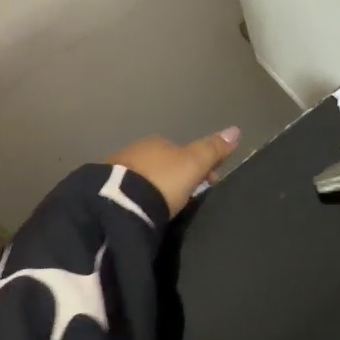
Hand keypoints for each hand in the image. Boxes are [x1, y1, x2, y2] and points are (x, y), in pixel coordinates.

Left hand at [107, 127, 240, 217]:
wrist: (119, 203)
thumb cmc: (162, 181)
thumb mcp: (194, 165)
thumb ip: (213, 149)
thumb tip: (236, 129)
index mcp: (158, 142)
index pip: (182, 151)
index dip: (197, 167)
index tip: (206, 184)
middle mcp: (136, 149)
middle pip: (161, 163)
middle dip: (172, 177)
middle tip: (183, 199)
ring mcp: (116, 168)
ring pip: (142, 176)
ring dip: (152, 187)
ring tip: (161, 209)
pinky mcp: (103, 189)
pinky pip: (126, 190)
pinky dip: (135, 197)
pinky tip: (139, 210)